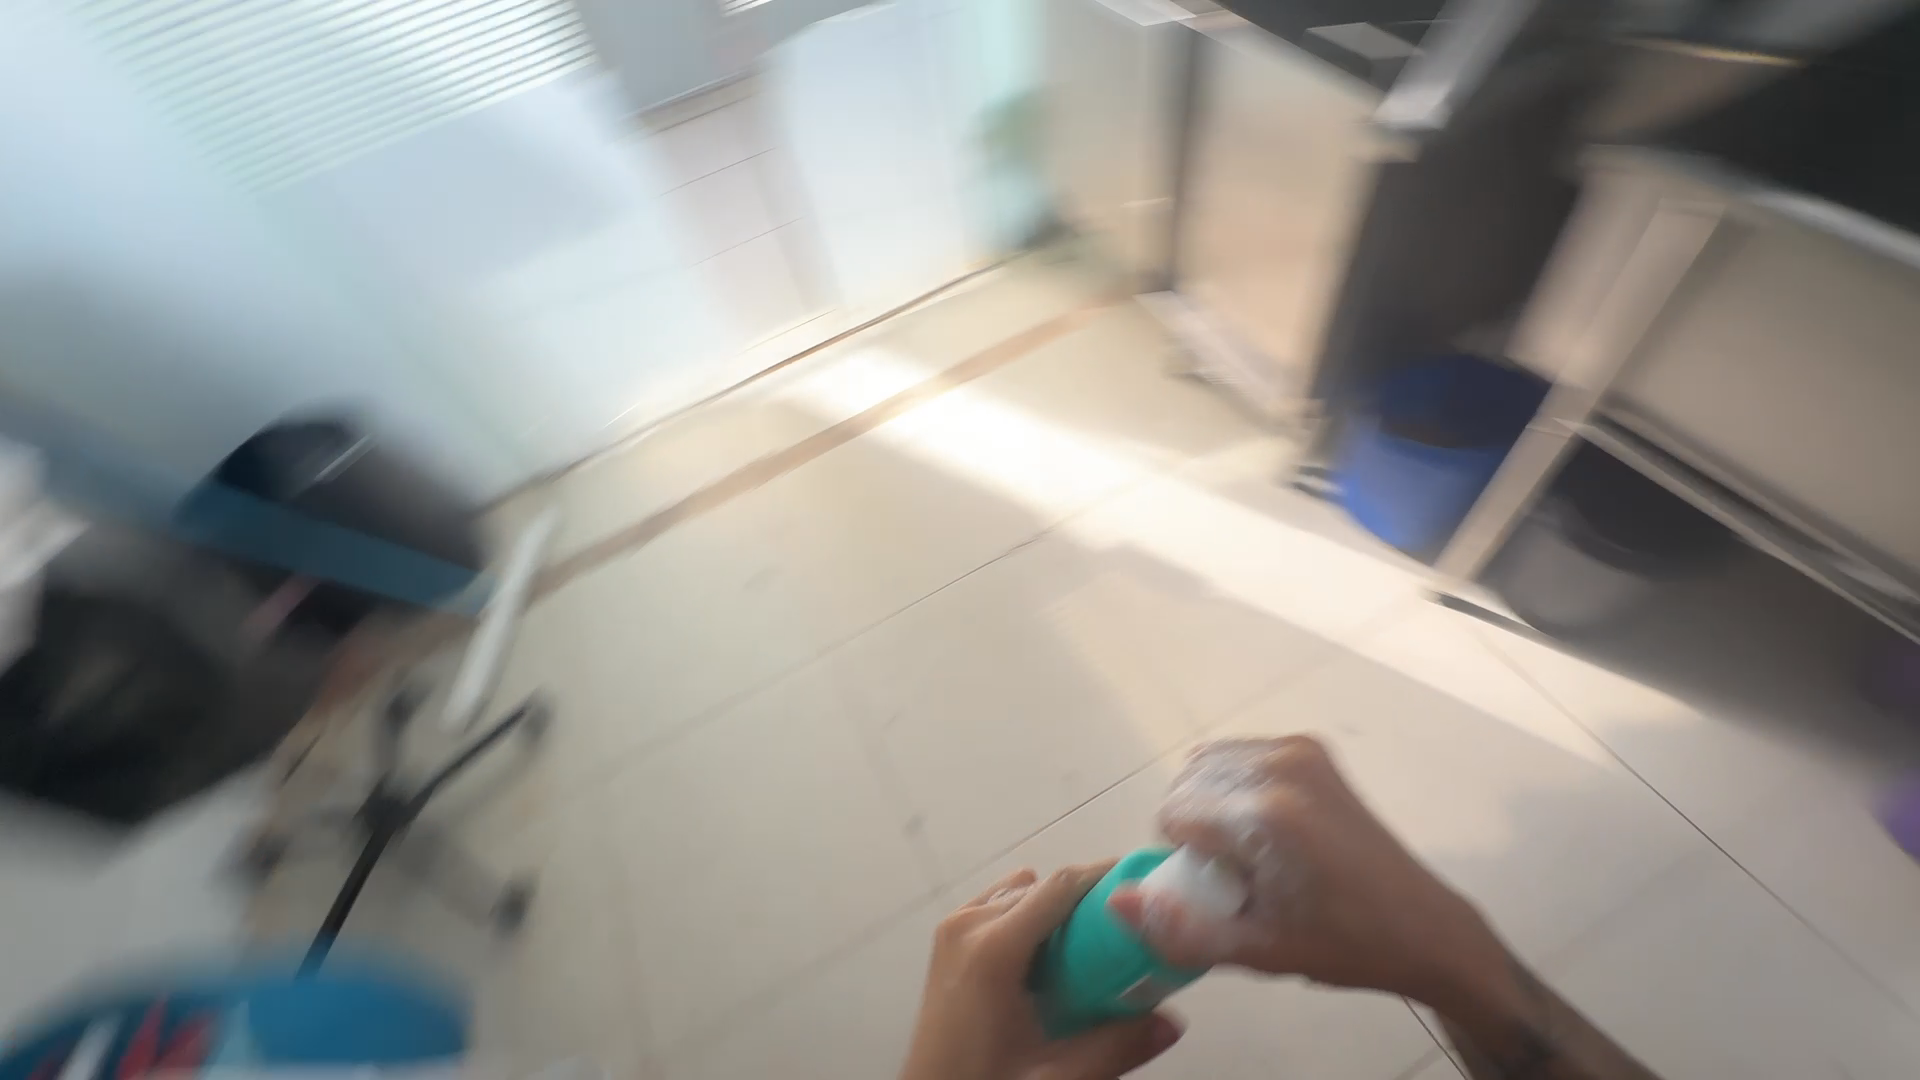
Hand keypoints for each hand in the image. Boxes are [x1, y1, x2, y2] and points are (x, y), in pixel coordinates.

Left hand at [900, 863, 1184, 1079]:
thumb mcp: (1056, 1075)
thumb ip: (1116, 1046)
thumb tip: (1171, 1021)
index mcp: (993, 947)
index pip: (1060, 887)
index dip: (1102, 876)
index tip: (1139, 879)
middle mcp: (969, 923)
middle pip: (1041, 888)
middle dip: (1084, 902)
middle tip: (1122, 930)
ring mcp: (954, 926)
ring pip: (1018, 891)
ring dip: (1052, 909)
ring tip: (1082, 949)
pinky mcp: (947, 937)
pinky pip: (996, 904)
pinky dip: (1025, 916)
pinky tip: (1043, 958)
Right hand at [1106, 736, 1510, 1010]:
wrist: (1426, 926)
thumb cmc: (1343, 944)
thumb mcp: (1258, 950)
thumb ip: (1180, 928)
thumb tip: (1117, 901)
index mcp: (1265, 815)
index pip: (1174, 813)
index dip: (1185, 853)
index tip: (1223, 884)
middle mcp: (1277, 766)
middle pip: (1186, 781)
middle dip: (1193, 823)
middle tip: (1236, 868)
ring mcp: (1296, 750)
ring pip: (1208, 762)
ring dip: (1209, 799)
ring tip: (1249, 843)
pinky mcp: (1311, 747)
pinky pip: (1239, 753)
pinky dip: (1233, 782)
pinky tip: (1266, 821)